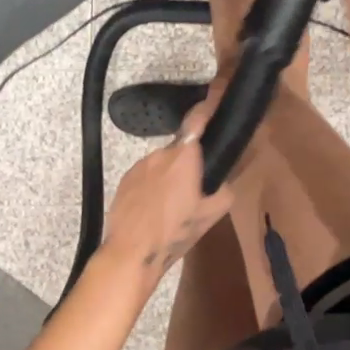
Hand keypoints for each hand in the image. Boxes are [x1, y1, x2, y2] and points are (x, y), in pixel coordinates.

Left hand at [103, 120, 234, 280]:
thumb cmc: (176, 232)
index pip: (197, 120)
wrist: (132, 251)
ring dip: (169, 176)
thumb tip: (222, 180)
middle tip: (195, 187)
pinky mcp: (125, 178)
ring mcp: (140, 165)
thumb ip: (224, 189)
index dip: (207, 108)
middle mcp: (161, 153)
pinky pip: (146, 175)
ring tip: (171, 204)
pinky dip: (152, 185)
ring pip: (162, 163)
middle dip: (189, 162)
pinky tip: (153, 209)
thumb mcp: (212, 214)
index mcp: (185, 156)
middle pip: (181, 148)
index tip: (215, 98)